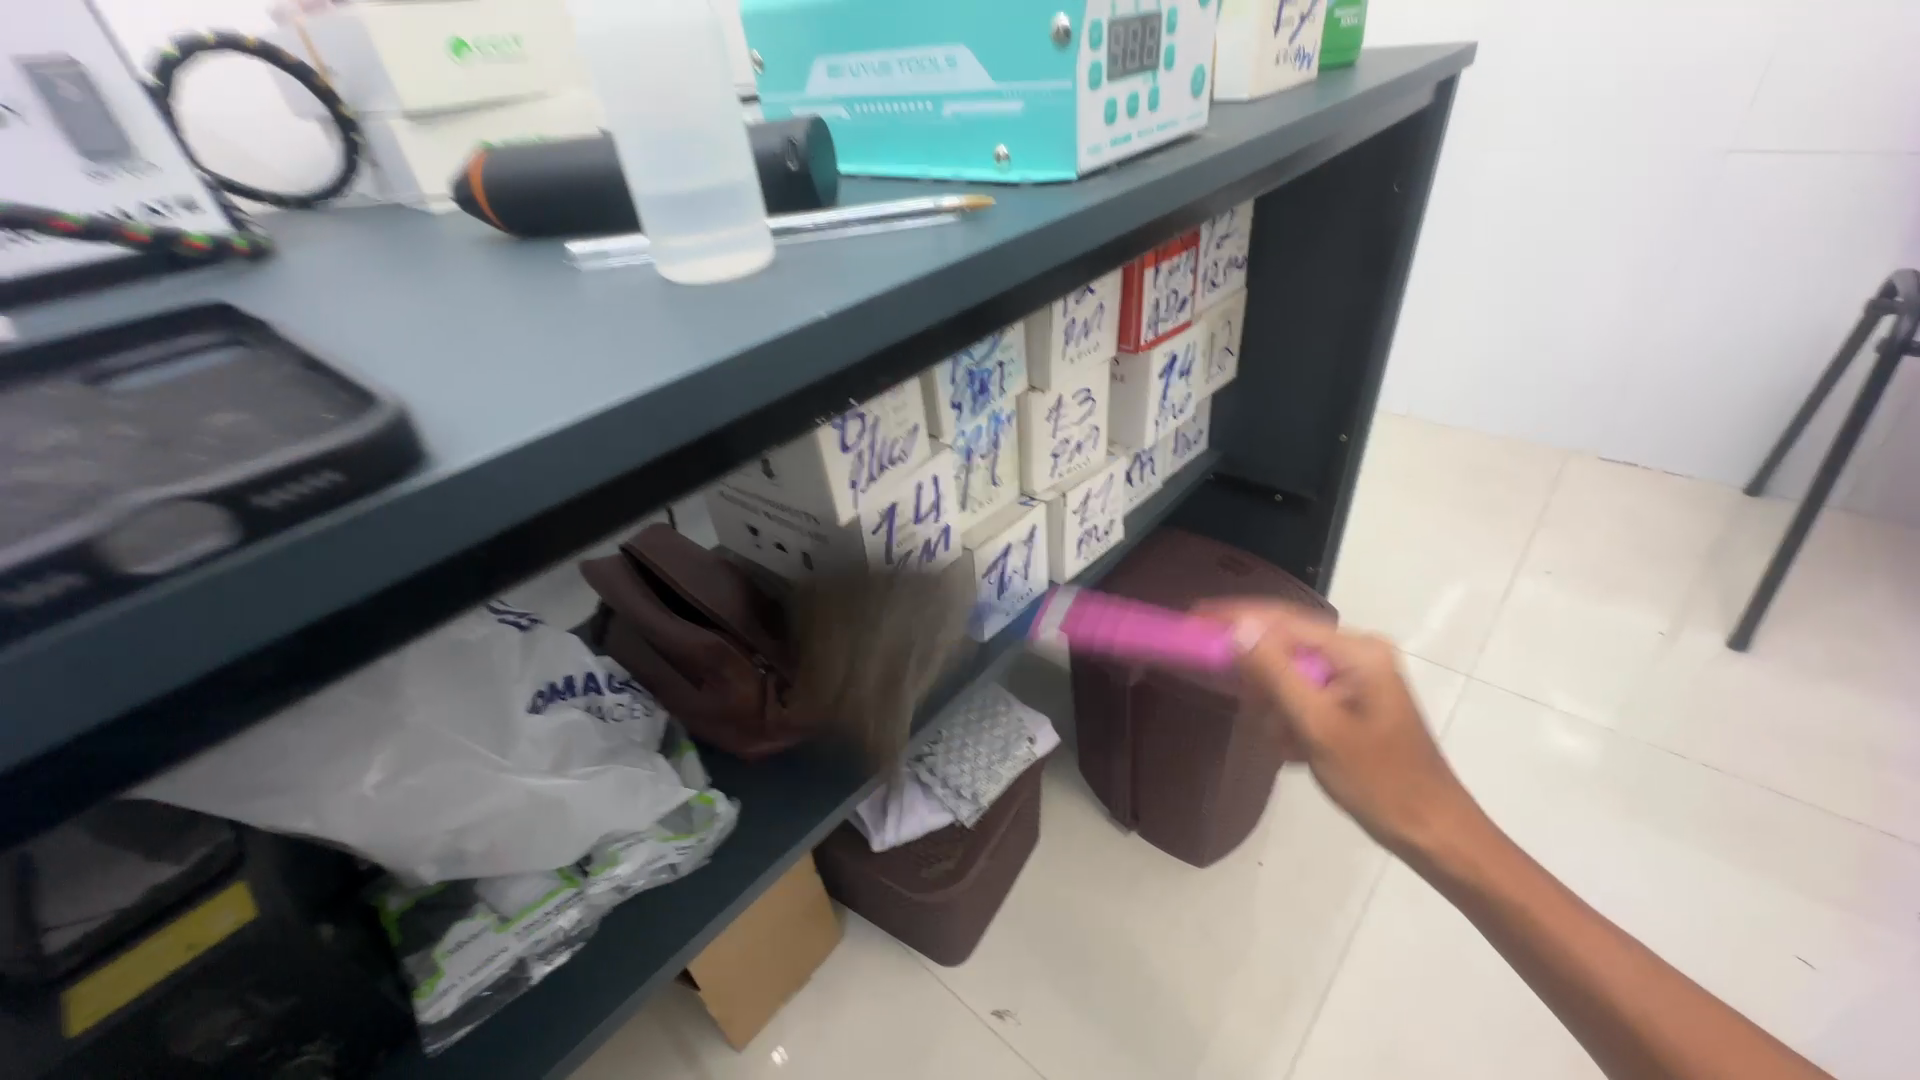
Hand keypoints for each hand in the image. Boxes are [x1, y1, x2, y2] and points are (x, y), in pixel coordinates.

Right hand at [1198, 600, 1482, 856]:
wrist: (1433, 832)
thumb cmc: (1378, 782)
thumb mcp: (1318, 727)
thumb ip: (1275, 673)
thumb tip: (1238, 628)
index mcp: (1357, 651)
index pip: (1280, 620)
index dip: (1231, 618)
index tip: (1188, 620)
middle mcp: (1358, 652)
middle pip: (1282, 646)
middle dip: (1262, 684)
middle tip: (1255, 716)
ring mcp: (1358, 676)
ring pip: (1288, 676)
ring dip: (1277, 710)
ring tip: (1288, 746)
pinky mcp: (1354, 700)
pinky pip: (1303, 697)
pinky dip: (1291, 721)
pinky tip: (1298, 751)